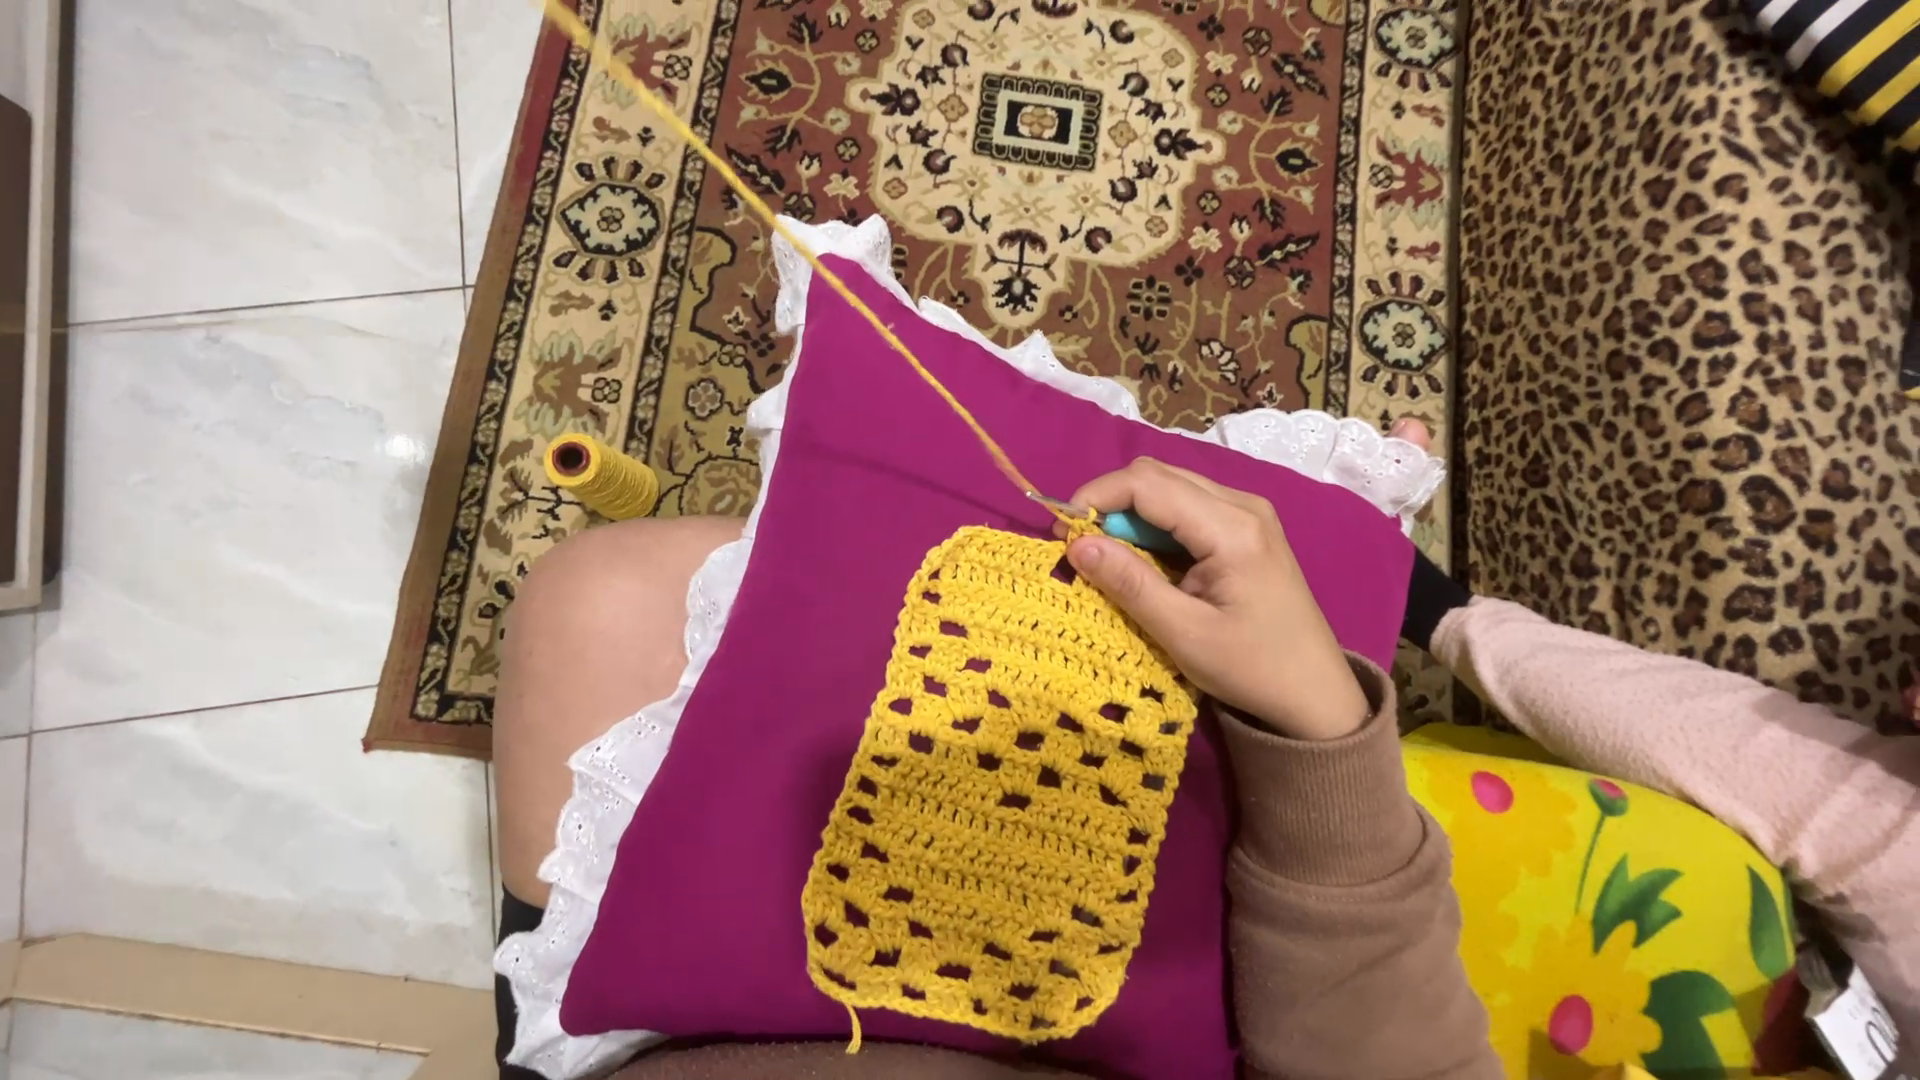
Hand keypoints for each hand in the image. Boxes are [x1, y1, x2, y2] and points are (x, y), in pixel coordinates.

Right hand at [1059, 458, 1368, 740]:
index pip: (1147, 483)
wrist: (1315, 693)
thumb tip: (1076, 543)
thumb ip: (1129, 583)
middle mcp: (1242, 504)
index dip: (1096, 496)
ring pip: (1169, 487)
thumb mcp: (1183, 634)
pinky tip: (1140, 558)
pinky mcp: (1244, 527)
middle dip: (1108, 502)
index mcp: (1232, 528)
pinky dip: (1151, 524)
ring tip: (1104, 554)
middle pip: (1157, 475)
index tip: (1062, 530)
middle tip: (1078, 545)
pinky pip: (1185, 506)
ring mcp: (1247, 513)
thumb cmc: (1252, 668)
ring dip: (1128, 512)